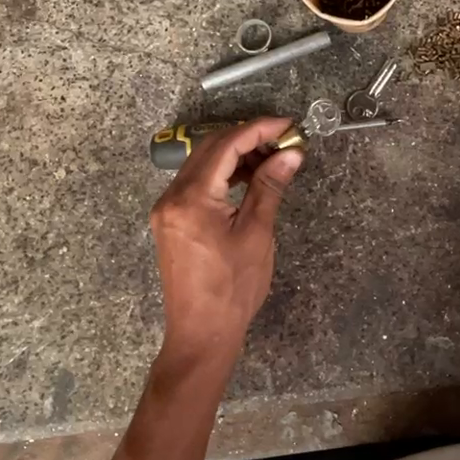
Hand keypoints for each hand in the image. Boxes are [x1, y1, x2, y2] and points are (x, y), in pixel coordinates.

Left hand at [148, 117, 302, 353]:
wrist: (201, 335)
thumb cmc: (233, 288)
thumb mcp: (256, 234)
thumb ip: (270, 187)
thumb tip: (291, 153)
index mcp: (192, 199)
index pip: (226, 146)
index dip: (259, 129)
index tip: (288, 125)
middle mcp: (172, 197)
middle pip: (210, 148)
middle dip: (248, 137)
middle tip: (284, 139)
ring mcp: (167, 209)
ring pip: (203, 163)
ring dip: (236, 154)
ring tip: (273, 158)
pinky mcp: (171, 220)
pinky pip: (198, 182)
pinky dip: (224, 173)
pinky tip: (249, 177)